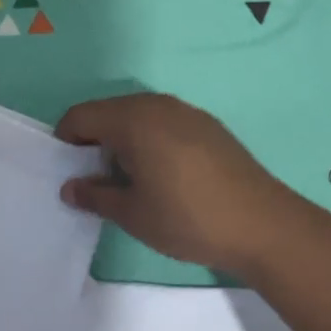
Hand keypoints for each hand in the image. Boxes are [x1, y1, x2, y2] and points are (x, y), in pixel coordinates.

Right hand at [56, 93, 305, 276]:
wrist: (263, 225)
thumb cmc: (187, 218)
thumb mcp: (132, 213)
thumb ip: (95, 195)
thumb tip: (70, 188)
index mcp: (133, 120)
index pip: (82, 115)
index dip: (67, 139)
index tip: (68, 170)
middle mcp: (158, 105)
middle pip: (110, 111)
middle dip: (95, 139)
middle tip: (95, 178)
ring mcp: (187, 112)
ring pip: (139, 115)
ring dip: (123, 139)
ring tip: (129, 179)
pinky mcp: (209, 126)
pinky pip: (164, 122)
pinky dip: (151, 139)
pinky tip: (162, 175)